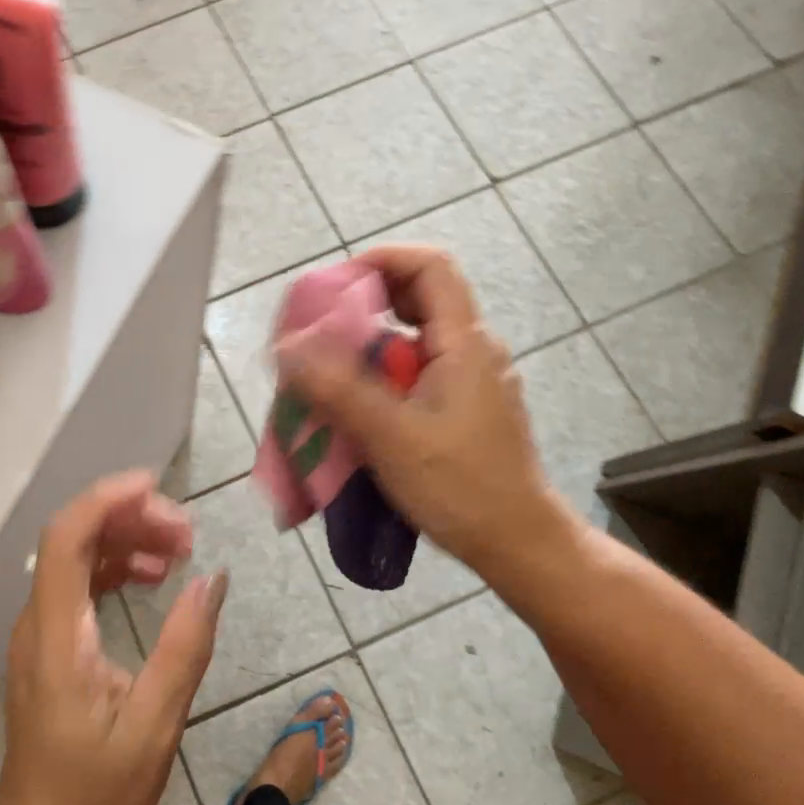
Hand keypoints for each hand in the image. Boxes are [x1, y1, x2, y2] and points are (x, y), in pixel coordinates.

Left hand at [0, 472, 227, 804]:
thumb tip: (213, 578)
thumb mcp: (154, 727)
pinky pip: (79, 586)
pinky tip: (152, 578)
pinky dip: (115, 570)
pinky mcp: (49, 645)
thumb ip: (184, 648)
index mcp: (57, 636)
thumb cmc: (95, 791)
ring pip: (78, 560)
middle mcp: (38, 621)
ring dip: (126, 543)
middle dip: (130, 520)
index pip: (66, 539)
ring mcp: (39, 632)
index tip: (154, 486)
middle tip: (188, 533)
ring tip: (180, 551)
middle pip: (75, 540)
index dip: (105, 499)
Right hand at [277, 246, 582, 577]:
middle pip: (419, 298)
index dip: (382, 260)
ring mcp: (471, 380)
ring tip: (326, 373)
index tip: (336, 286)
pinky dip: (381, 376)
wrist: (518, 544)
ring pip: (414, 339)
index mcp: (465, 343)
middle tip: (319, 332)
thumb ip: (337, 387)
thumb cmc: (460, 486)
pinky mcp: (464, 407)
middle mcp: (473, 350)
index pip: (430, 267)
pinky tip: (355, 408)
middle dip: (364, 306)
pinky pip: (417, 372)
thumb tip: (285, 347)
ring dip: (368, 347)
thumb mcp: (390, 436)